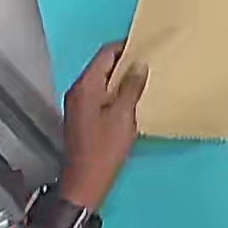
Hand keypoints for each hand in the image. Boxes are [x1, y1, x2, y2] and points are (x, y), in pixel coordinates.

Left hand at [59, 41, 143, 210]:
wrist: (86, 182)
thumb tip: (139, 64)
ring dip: (122, 77)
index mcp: (86, 86)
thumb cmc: (105, 148)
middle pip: (103, 65)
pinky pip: (101, 93)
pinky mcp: (84, 115)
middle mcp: (78, 90)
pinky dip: (116, 91)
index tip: (146, 46)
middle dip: (126, 62)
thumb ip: (132, 86)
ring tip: (145, 78)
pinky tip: (133, 97)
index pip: (105, 54)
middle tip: (150, 61)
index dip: (126, 46)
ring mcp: (79, 103)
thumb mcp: (124, 114)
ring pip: (103, 80)